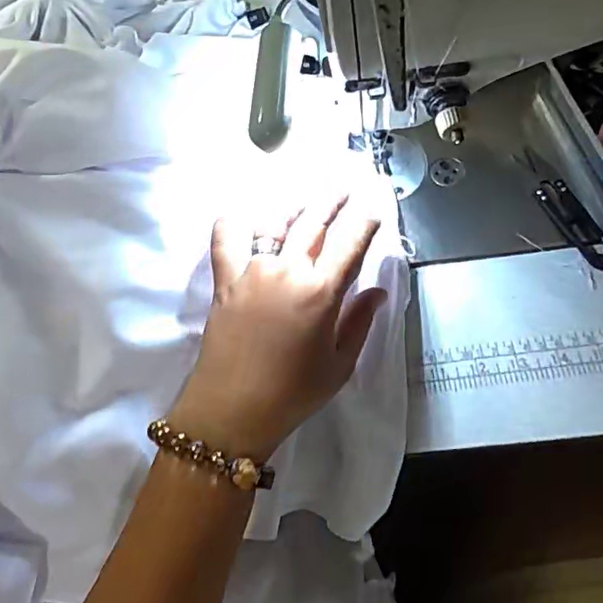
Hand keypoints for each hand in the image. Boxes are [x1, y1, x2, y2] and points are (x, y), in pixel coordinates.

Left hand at [168, 194, 387, 459]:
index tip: (374, 209)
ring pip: (277, 224)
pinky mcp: (226, 281)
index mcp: (322, 292)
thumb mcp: (339, 364)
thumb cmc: (293, 393)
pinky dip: (235, 224)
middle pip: (314, 223)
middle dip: (333, 202)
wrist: (230, 413)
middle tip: (345, 189)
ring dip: (295, 207)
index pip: (351, 243)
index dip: (366, 222)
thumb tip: (377, 292)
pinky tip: (247, 218)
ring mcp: (253, 272)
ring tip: (306, 201)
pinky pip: (227, 240)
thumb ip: (359, 322)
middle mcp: (288, 271)